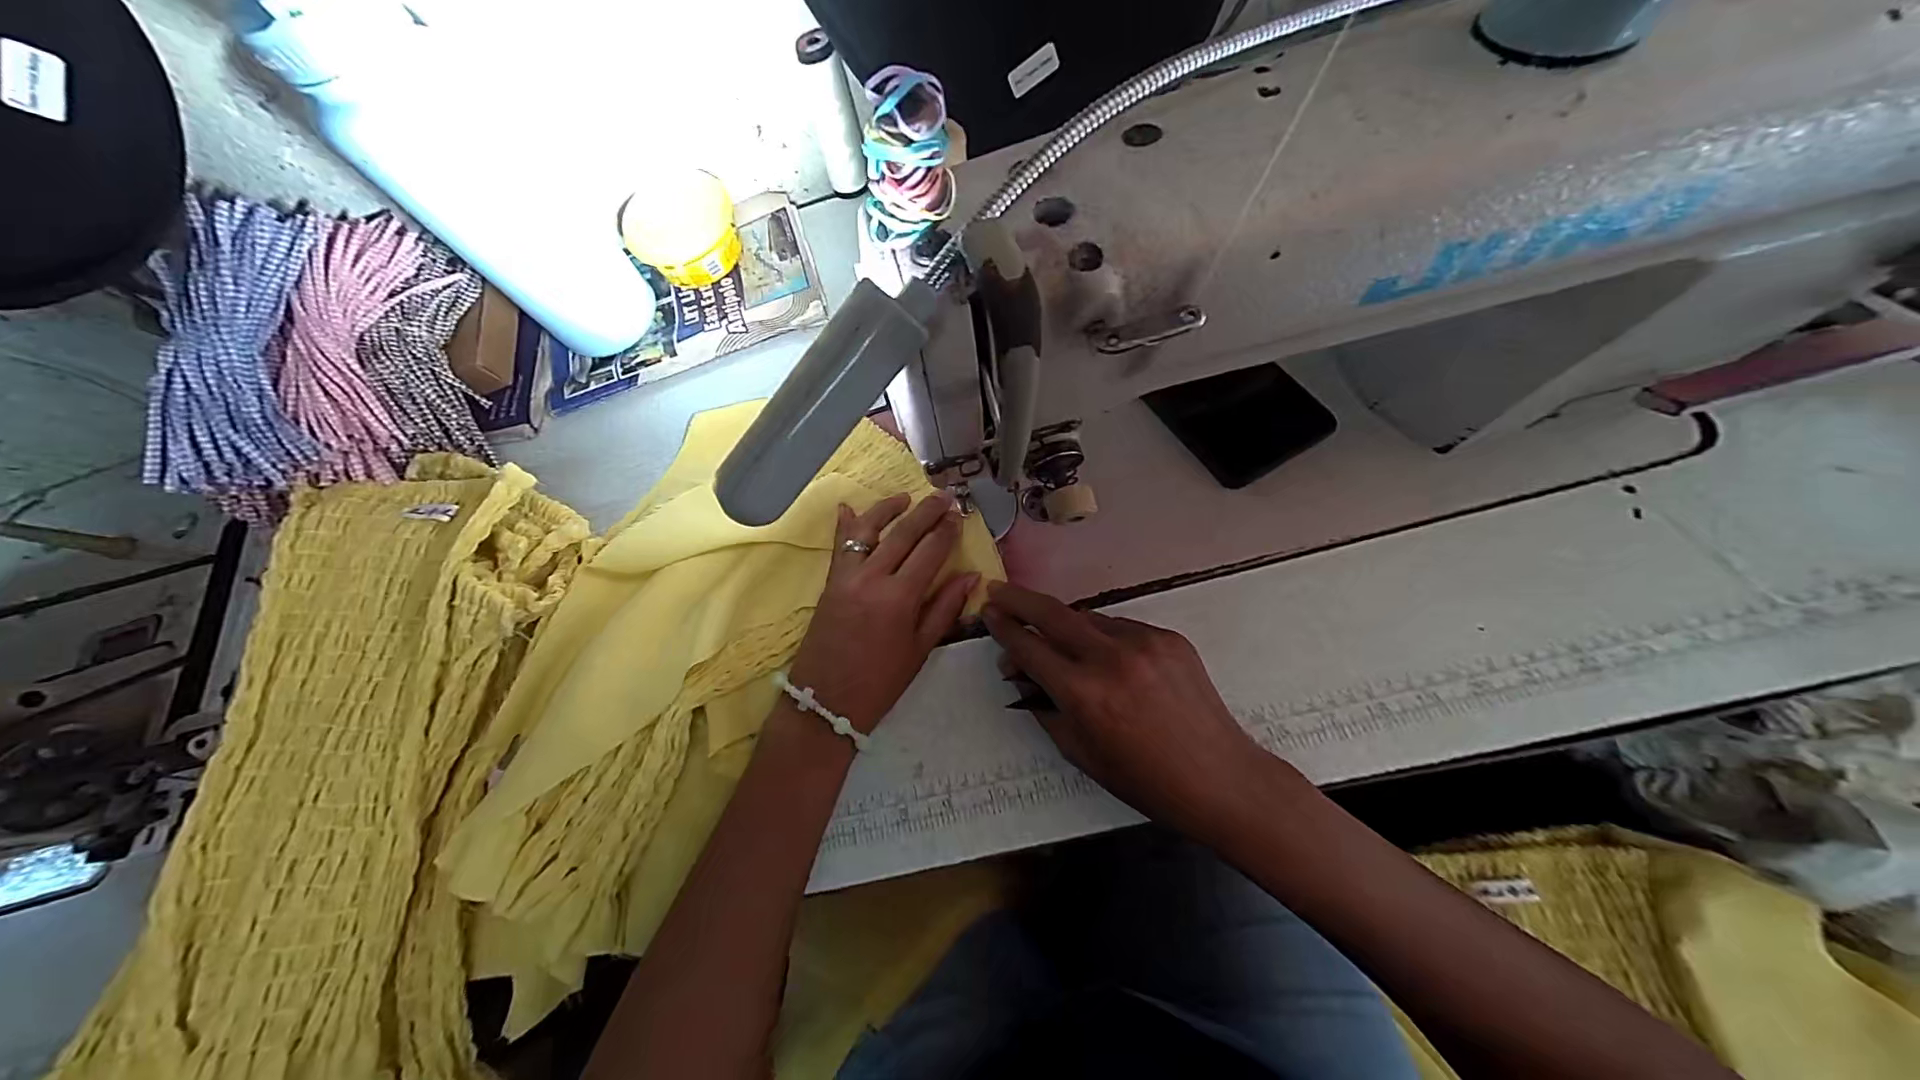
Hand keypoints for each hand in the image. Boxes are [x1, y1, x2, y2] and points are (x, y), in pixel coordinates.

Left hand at [787, 493, 979, 733]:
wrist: (825, 703)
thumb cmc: (880, 683)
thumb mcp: (920, 649)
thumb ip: (945, 608)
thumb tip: (971, 576)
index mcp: (899, 598)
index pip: (929, 551)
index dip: (946, 531)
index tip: (959, 516)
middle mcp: (871, 578)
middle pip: (902, 534)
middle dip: (925, 512)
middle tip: (943, 497)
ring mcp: (846, 578)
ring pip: (867, 531)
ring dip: (887, 510)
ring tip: (906, 498)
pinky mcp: (829, 583)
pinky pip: (839, 546)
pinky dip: (844, 525)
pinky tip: (850, 508)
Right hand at [983, 582, 1274, 834]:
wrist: (1219, 778)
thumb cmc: (1144, 779)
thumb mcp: (1080, 753)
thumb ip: (1045, 708)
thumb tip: (1021, 676)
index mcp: (1083, 693)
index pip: (1030, 648)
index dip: (1004, 628)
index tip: (989, 612)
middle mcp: (1110, 658)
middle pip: (1053, 613)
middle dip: (1020, 599)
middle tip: (999, 590)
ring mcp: (1144, 642)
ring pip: (1089, 619)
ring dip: (1065, 624)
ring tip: (1056, 639)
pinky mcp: (1169, 638)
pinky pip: (1122, 628)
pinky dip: (1103, 637)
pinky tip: (1105, 657)